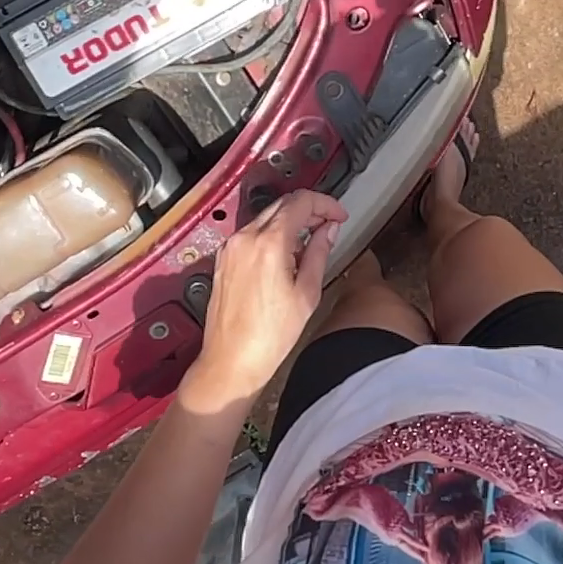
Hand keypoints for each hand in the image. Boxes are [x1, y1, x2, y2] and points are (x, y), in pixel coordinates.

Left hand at [182, 190, 347, 414]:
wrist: (231, 361)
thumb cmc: (268, 337)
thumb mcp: (307, 293)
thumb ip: (319, 252)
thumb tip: (329, 229)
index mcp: (268, 244)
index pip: (301, 202)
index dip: (326, 204)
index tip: (338, 215)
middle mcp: (245, 238)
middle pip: (283, 203)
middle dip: (309, 209)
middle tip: (329, 224)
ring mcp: (230, 247)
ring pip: (267, 216)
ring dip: (291, 221)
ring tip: (310, 243)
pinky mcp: (223, 258)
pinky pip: (252, 233)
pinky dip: (272, 233)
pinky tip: (286, 254)